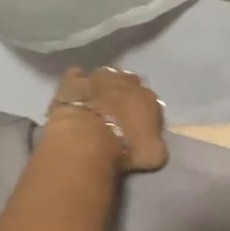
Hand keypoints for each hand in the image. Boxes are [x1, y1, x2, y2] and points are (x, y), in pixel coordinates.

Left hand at [46, 67, 167, 171]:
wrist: (88, 139)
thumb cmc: (126, 148)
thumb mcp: (154, 155)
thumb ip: (156, 142)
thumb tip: (152, 140)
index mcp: (148, 99)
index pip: (151, 103)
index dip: (145, 114)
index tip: (138, 127)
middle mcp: (126, 82)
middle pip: (129, 83)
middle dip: (126, 95)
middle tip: (118, 112)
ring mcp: (98, 78)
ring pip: (105, 76)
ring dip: (104, 86)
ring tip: (98, 102)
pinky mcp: (73, 81)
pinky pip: (77, 76)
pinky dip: (79, 82)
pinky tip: (77, 91)